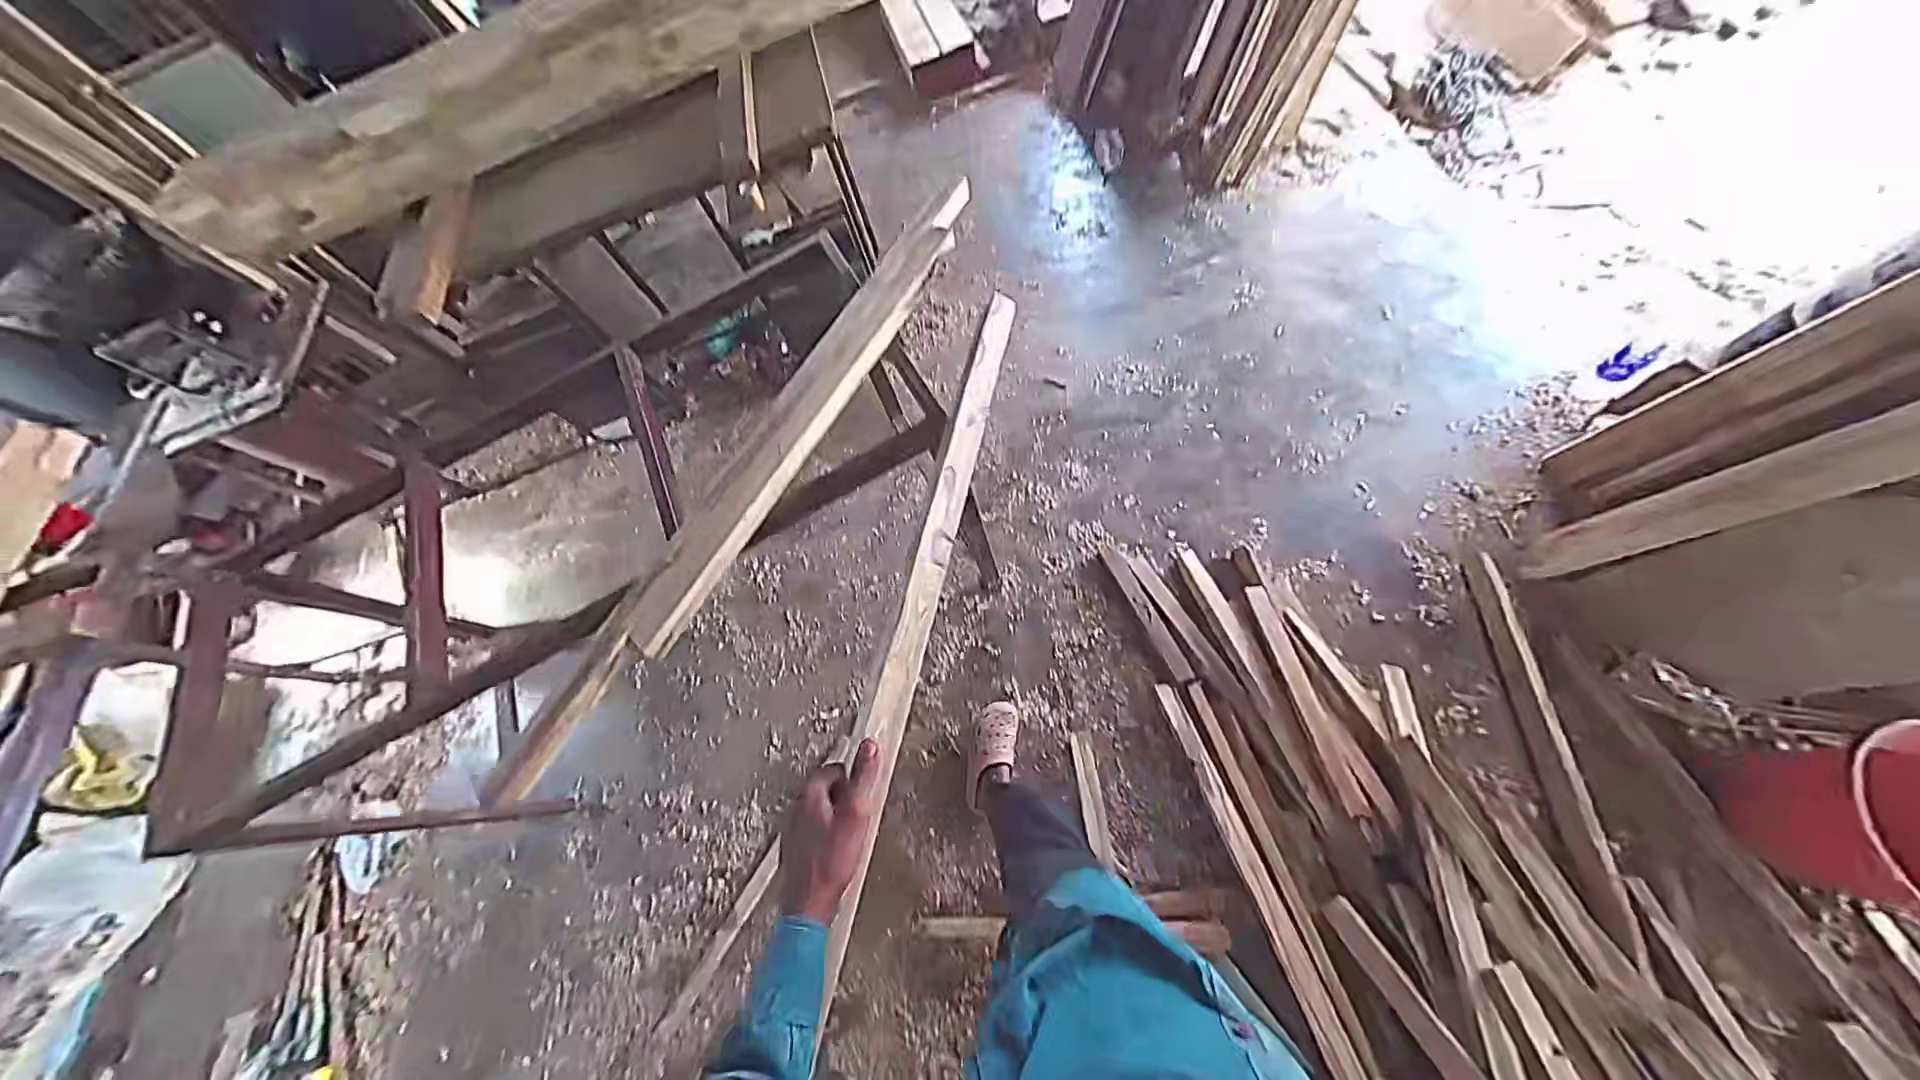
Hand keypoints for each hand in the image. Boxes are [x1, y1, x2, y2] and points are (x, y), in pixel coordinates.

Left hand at [782, 738, 882, 923]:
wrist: (810, 904)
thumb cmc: (831, 862)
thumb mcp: (856, 813)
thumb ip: (863, 778)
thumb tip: (869, 749)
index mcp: (809, 795)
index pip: (834, 768)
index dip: (852, 779)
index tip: (862, 793)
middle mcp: (797, 809)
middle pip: (827, 789)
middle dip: (845, 798)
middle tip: (857, 817)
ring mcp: (794, 830)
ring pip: (821, 811)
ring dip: (837, 818)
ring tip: (850, 837)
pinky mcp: (796, 850)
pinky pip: (816, 832)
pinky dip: (828, 837)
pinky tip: (838, 852)